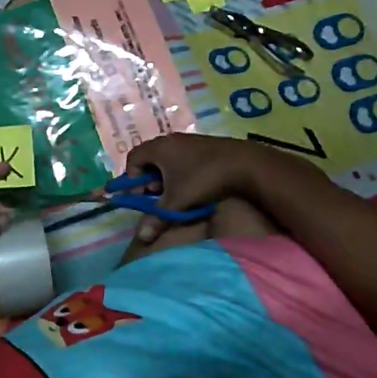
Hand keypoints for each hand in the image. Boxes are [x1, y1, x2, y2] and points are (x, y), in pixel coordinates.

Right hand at [118, 134, 286, 243]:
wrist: (245, 164)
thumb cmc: (203, 179)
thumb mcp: (177, 201)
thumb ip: (157, 218)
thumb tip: (141, 238)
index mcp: (158, 148)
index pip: (132, 158)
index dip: (131, 178)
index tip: (143, 196)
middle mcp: (170, 139)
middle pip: (149, 158)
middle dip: (150, 180)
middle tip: (159, 196)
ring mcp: (188, 140)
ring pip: (168, 159)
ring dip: (167, 176)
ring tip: (177, 193)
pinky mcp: (204, 144)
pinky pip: (183, 157)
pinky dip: (181, 171)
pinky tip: (194, 186)